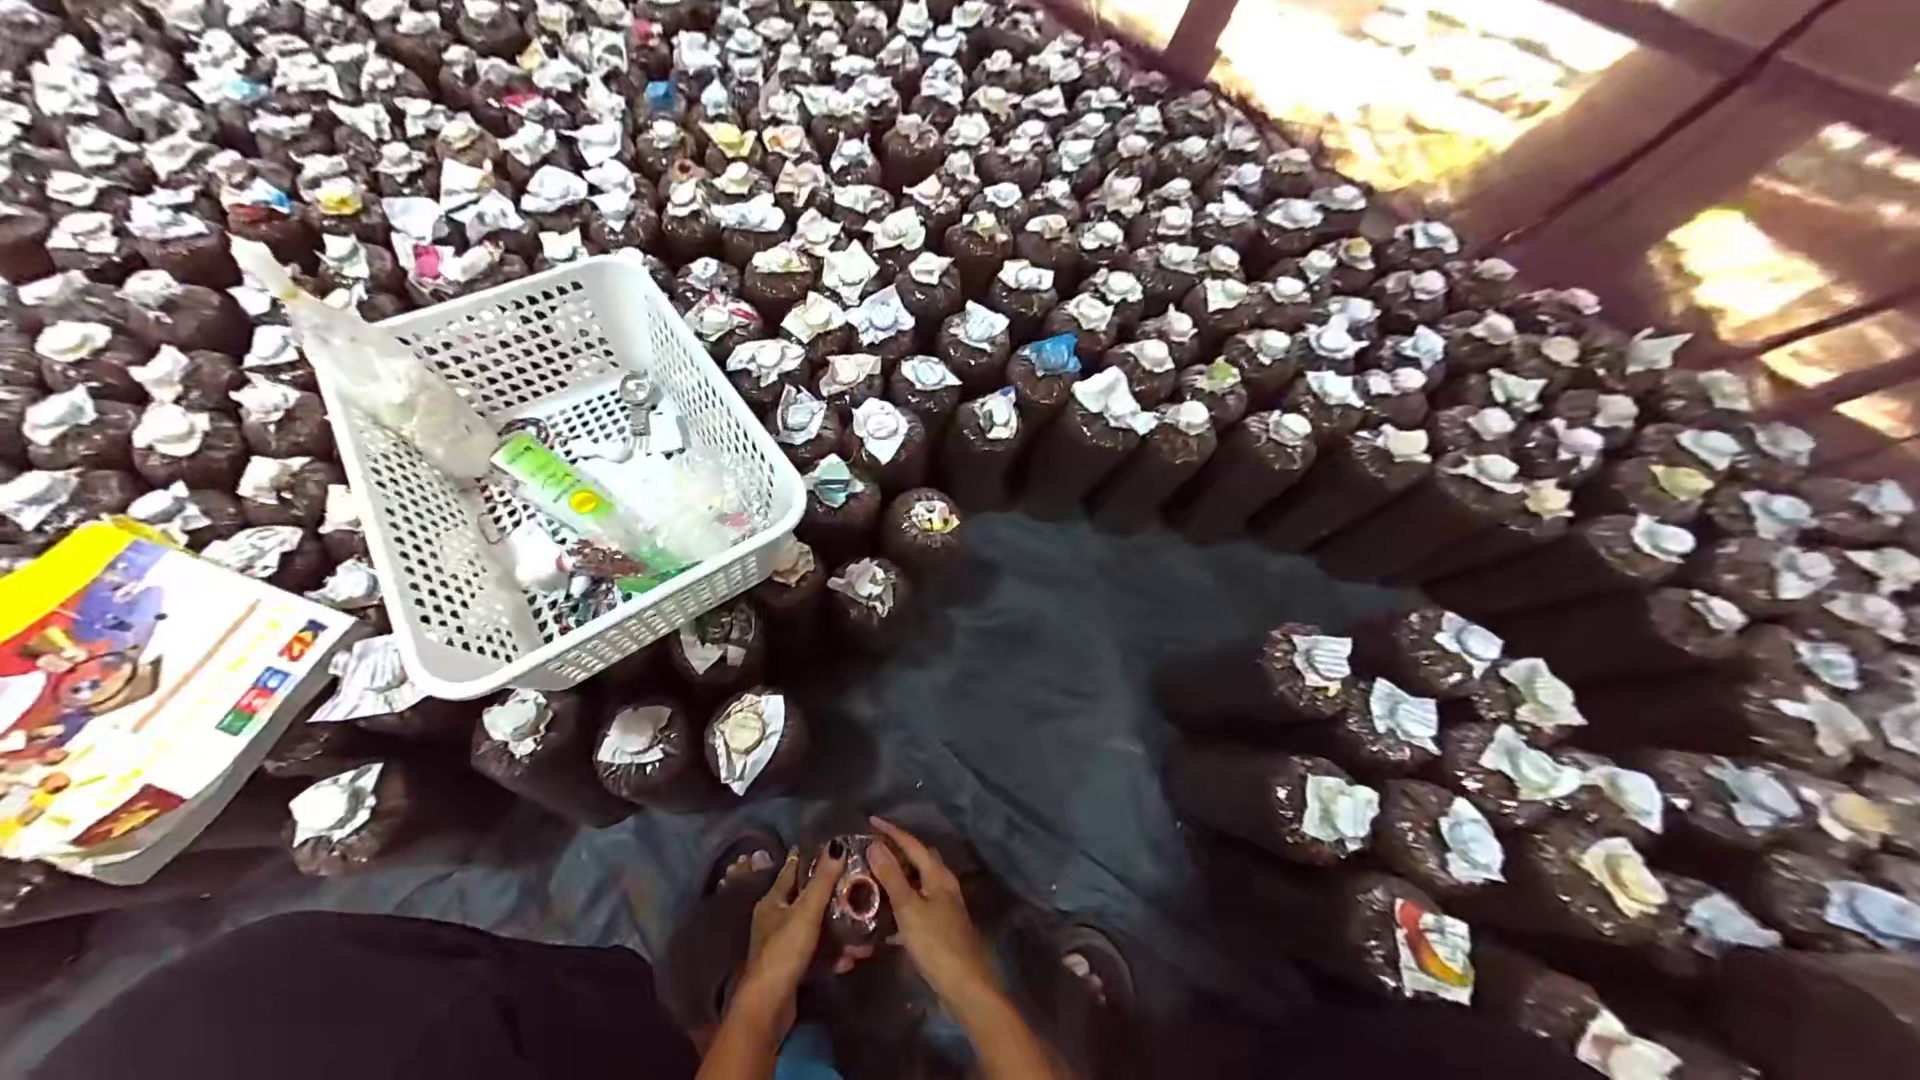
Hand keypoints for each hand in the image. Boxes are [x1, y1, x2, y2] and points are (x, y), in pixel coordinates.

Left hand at [736, 845, 842, 1034]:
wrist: (768, 1008)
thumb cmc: (783, 951)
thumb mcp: (806, 911)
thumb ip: (822, 880)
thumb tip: (836, 844)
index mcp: (772, 901)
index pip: (792, 869)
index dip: (810, 857)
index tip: (833, 847)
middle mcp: (775, 920)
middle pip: (807, 899)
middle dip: (833, 896)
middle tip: (858, 887)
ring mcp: (783, 945)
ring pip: (815, 928)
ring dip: (838, 930)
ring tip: (862, 928)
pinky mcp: (792, 968)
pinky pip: (817, 953)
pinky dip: (833, 955)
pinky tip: (850, 959)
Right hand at [866, 816, 1000, 1004]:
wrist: (965, 986)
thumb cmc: (936, 943)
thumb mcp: (909, 908)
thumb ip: (892, 876)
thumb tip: (875, 844)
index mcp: (938, 875)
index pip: (912, 844)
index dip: (892, 831)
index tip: (871, 820)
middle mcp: (943, 885)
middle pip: (917, 860)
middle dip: (895, 852)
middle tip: (870, 850)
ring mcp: (943, 907)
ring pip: (916, 884)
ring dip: (896, 879)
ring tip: (870, 879)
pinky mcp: (939, 927)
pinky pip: (915, 907)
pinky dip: (899, 905)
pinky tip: (882, 917)